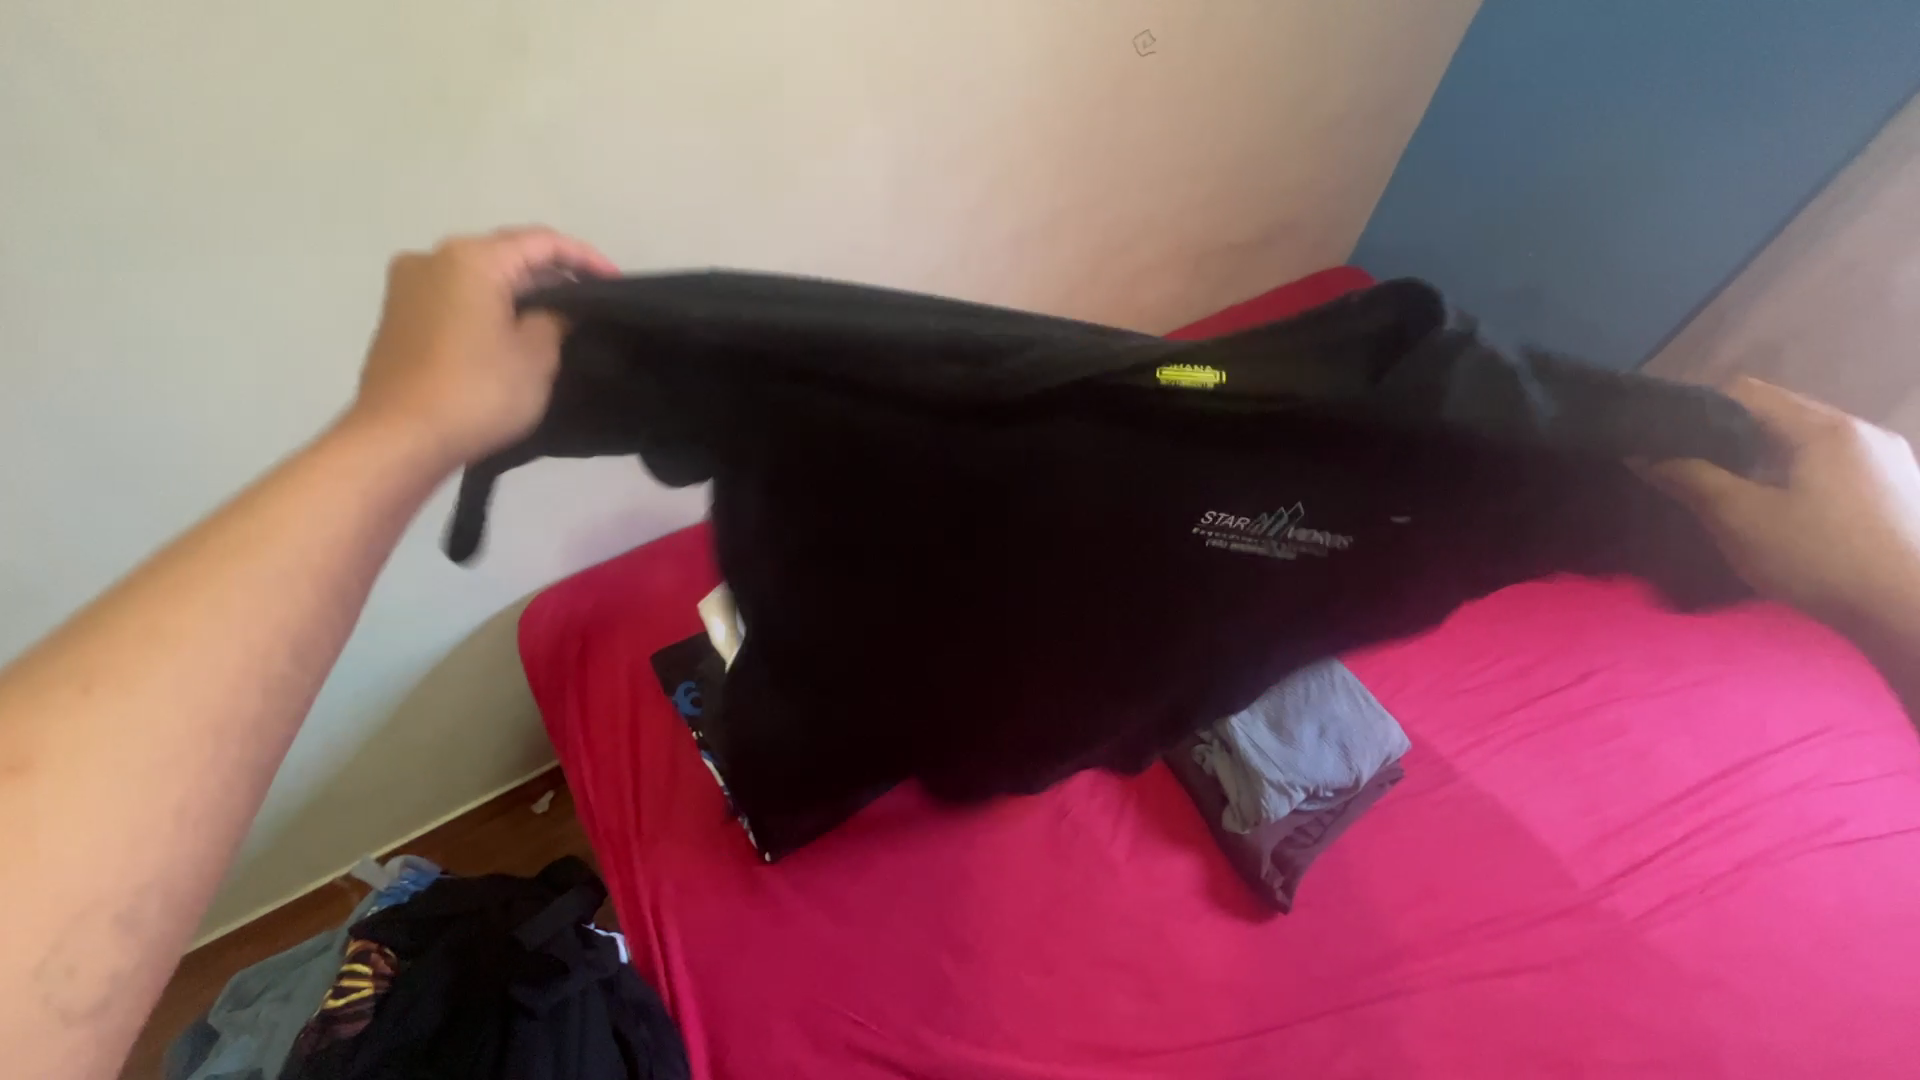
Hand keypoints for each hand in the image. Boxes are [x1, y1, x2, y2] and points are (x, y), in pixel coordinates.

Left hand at [347, 226, 617, 465]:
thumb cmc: (478, 391)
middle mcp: (432, 258)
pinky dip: (493, 306)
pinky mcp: (400, 315)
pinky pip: (459, 297)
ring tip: (559, 319)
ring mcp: (409, 286)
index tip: (617, 283)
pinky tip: (516, 332)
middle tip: (592, 302)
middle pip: (507, 253)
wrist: (400, 437)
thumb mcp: (537, 355)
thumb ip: (556, 319)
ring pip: (481, 276)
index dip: (585, 258)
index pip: (541, 242)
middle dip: (552, 274)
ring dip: (521, 292)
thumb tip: (558, 309)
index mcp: (471, 259)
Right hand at [1648, 377, 1919, 626]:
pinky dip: (1788, 473)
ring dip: (1755, 458)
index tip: (1658, 439)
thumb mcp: (1737, 517)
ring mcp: (1885, 460)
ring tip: (1722, 490)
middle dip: (1722, 436)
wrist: (1912, 611)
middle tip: (1681, 467)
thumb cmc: (1820, 556)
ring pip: (1799, 441)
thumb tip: (1641, 454)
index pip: (1743, 392)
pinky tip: (1774, 507)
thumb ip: (1687, 477)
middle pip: (1774, 415)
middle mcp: (1861, 431)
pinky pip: (1825, 463)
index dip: (1692, 410)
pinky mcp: (1893, 488)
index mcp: (1825, 428)